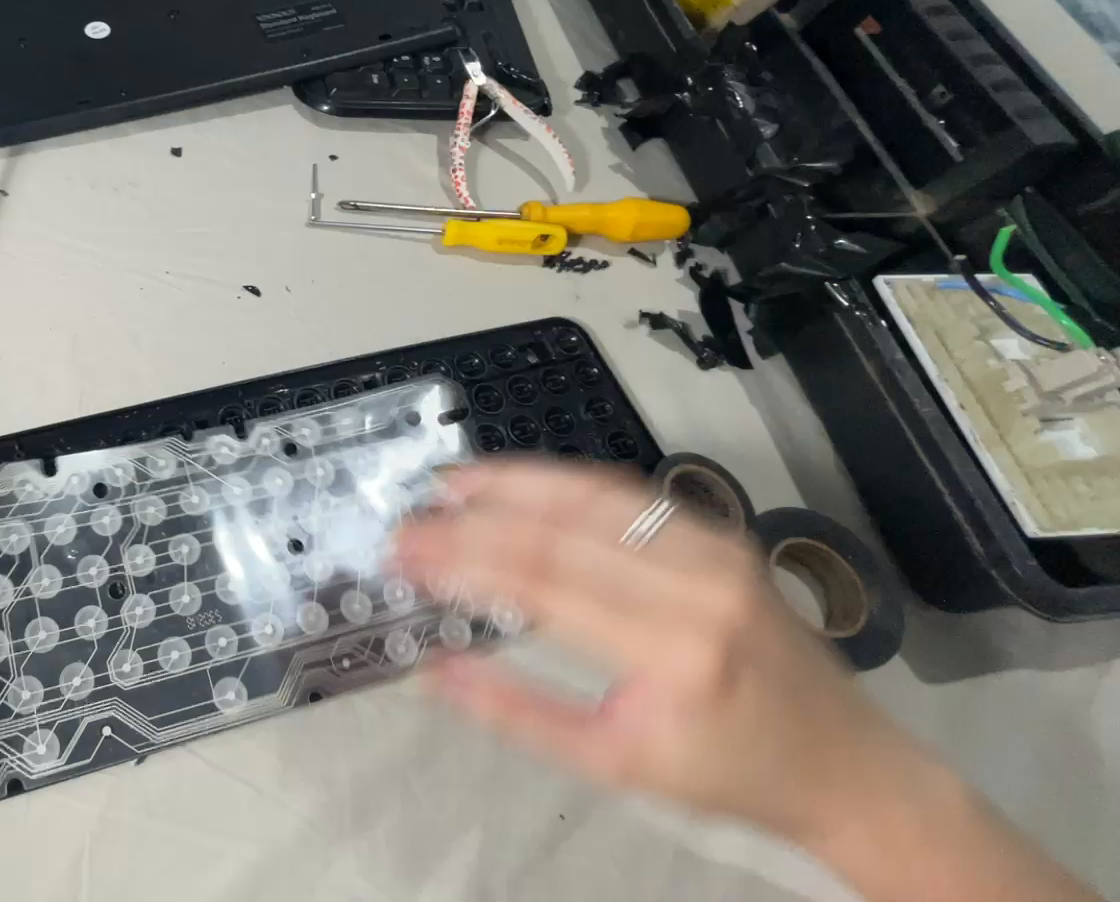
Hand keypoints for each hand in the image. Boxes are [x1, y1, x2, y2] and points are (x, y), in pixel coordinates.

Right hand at [394, 459, 926, 844]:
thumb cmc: (727, 773)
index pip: (541, 582)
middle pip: (556, 531)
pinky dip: (555, 481)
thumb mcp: (613, 765)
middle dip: (469, 522)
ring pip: (587, 493)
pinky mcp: (717, 531)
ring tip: (448, 486)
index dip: (462, 561)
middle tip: (410, 524)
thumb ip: (516, 712)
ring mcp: (713, 547)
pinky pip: (619, 492)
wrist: (848, 764)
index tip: (406, 555)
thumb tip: (434, 671)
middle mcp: (696, 584)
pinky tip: (512, 482)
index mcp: (673, 651)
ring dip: (508, 483)